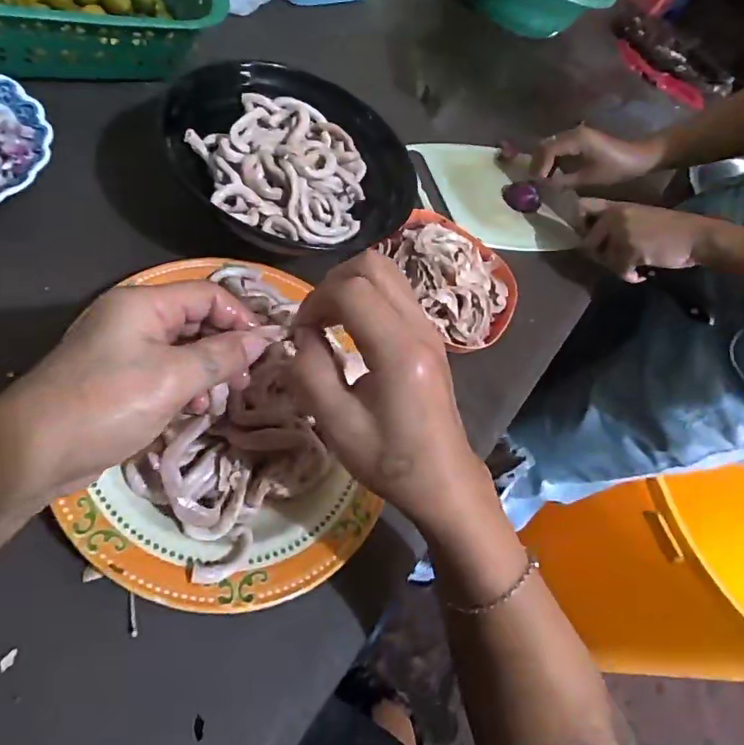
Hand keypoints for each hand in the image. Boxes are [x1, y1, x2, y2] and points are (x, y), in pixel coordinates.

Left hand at [0, 282, 280, 495]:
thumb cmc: (105, 405)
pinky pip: (161, 371)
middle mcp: (131, 318)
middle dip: (224, 347)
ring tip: (218, 400)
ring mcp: (120, 349)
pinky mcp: (113, 379)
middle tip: (246, 381)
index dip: (241, 318)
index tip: (265, 351)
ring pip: (180, 348)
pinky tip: (191, 409)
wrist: (28, 454)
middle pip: (195, 320)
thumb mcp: (172, 379)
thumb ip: (221, 356)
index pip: (208, 294)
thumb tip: (262, 340)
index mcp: (143, 304)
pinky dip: (182, 386)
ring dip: (205, 370)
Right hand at [284, 253, 491, 532]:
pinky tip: (352, 327)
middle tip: (314, 318)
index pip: (352, 290)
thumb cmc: (390, 460)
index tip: (300, 331)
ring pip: (387, 270)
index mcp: (398, 350)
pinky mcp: (430, 332)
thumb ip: (310, 373)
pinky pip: (396, 289)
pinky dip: (366, 294)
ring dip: (350, 284)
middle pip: (372, 264)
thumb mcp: (337, 425)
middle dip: (332, 282)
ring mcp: (429, 326)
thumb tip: (301, 335)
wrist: (443, 480)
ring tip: (330, 319)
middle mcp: (419, 327)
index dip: (315, 300)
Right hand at [504, 124, 663, 188]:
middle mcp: (572, 132)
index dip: (539, 167)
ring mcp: (574, 134)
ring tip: (542, 179)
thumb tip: (544, 186)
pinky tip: (552, 173)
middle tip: (535, 182)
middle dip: (537, 164)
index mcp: (576, 139)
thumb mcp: (589, 178)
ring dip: (542, 161)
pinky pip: (556, 147)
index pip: (547, 150)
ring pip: (548, 146)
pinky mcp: (577, 139)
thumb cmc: (617, 168)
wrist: (639, 157)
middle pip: (543, 145)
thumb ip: (564, 180)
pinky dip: (550, 159)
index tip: (537, 183)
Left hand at [580, 199, 717, 281]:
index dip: (578, 223)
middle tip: (619, 260)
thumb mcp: (639, 216)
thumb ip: (615, 223)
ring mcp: (620, 234)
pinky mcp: (630, 251)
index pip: (582, 208)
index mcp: (615, 206)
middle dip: (600, 255)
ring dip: (618, 267)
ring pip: (604, 259)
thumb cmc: (671, 228)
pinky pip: (620, 270)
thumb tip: (590, 237)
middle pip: (588, 242)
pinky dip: (630, 276)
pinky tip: (643, 274)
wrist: (697, 236)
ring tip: (635, 266)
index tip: (583, 235)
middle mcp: (613, 217)